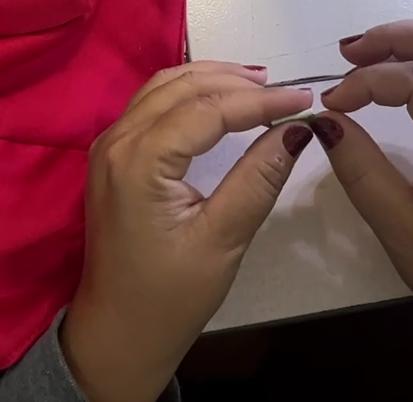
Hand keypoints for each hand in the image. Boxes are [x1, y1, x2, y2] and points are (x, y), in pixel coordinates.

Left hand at [61, 61, 313, 401]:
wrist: (116, 334)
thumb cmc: (169, 297)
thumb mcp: (222, 240)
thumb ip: (258, 178)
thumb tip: (297, 127)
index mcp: (139, 161)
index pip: (207, 108)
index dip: (259, 100)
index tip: (303, 97)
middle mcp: (118, 139)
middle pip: (184, 86)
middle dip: (237, 82)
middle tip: (285, 89)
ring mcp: (110, 142)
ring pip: (165, 85)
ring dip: (213, 78)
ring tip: (259, 84)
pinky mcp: (113, 151)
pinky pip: (153, 101)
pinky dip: (190, 90)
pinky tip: (219, 96)